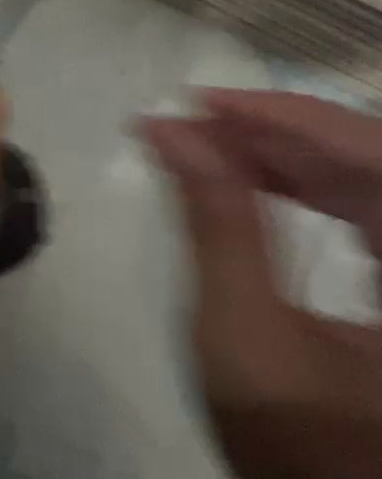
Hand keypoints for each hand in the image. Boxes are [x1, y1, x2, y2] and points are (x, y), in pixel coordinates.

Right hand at [142, 89, 381, 478]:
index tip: (203, 99)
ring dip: (290, 156)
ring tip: (201, 144)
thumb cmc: (295, 431)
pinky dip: (311, 186)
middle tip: (186, 122)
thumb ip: (216, 223)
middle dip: (283, 135)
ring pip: (379, 184)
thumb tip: (169, 130)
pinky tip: (253, 178)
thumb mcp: (243, 328)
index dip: (299, 120)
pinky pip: (375, 212)